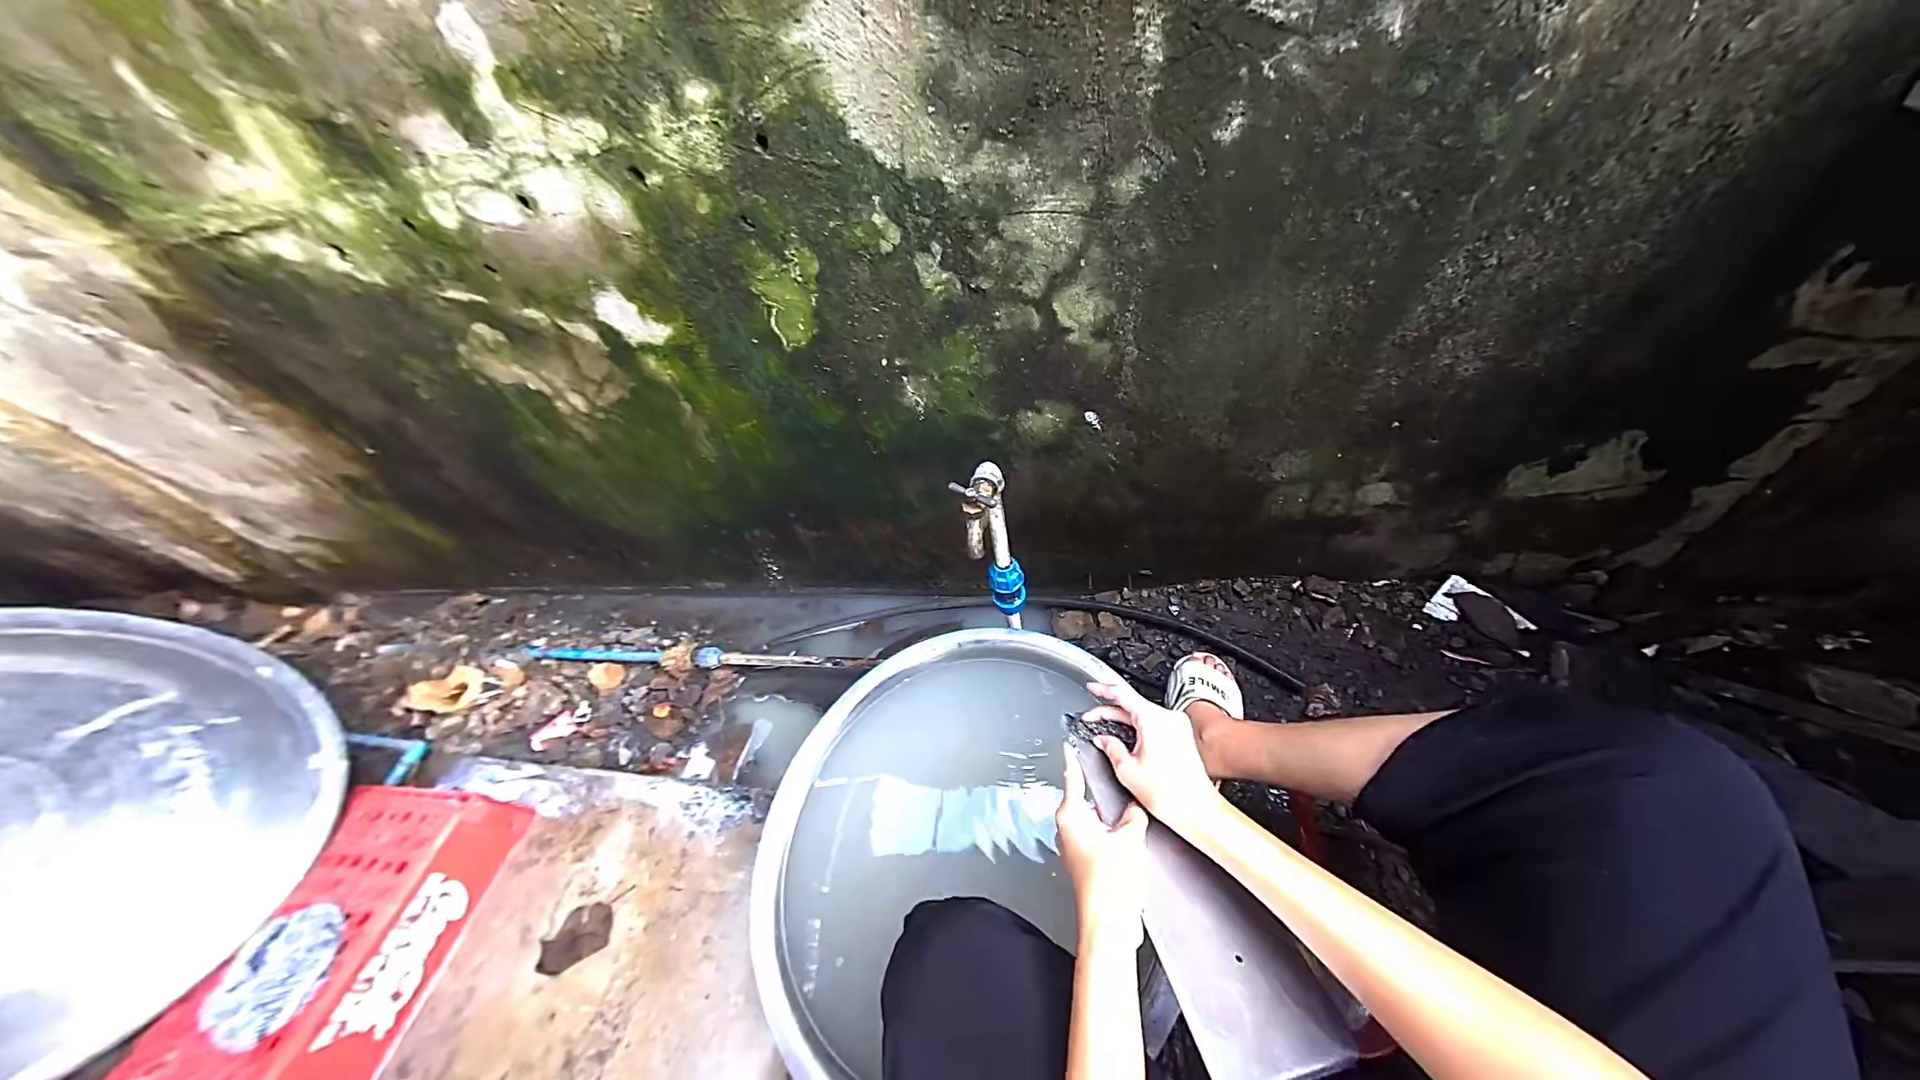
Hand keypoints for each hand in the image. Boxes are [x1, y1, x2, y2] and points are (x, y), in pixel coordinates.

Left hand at [1056, 746, 1147, 946]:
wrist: (1110, 927)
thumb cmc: (1109, 886)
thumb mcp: (1129, 838)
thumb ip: (1131, 816)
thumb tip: (1133, 810)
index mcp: (1070, 818)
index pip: (1071, 780)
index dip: (1072, 761)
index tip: (1069, 745)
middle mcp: (1069, 832)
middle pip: (1084, 800)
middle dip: (1099, 790)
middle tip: (1112, 774)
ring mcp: (1078, 849)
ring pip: (1095, 821)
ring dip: (1110, 815)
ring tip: (1127, 810)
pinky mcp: (1089, 864)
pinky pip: (1102, 838)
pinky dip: (1114, 834)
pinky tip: (1129, 838)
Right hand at [1081, 681, 1218, 831]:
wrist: (1199, 810)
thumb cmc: (1171, 795)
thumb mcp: (1127, 770)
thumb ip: (1110, 747)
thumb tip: (1102, 739)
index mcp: (1154, 720)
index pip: (1123, 693)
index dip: (1103, 688)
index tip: (1092, 687)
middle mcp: (1168, 718)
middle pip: (1132, 703)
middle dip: (1109, 708)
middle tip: (1091, 716)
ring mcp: (1177, 725)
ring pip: (1142, 713)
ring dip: (1122, 717)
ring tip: (1104, 726)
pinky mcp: (1181, 734)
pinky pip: (1153, 722)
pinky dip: (1136, 725)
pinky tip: (1125, 735)